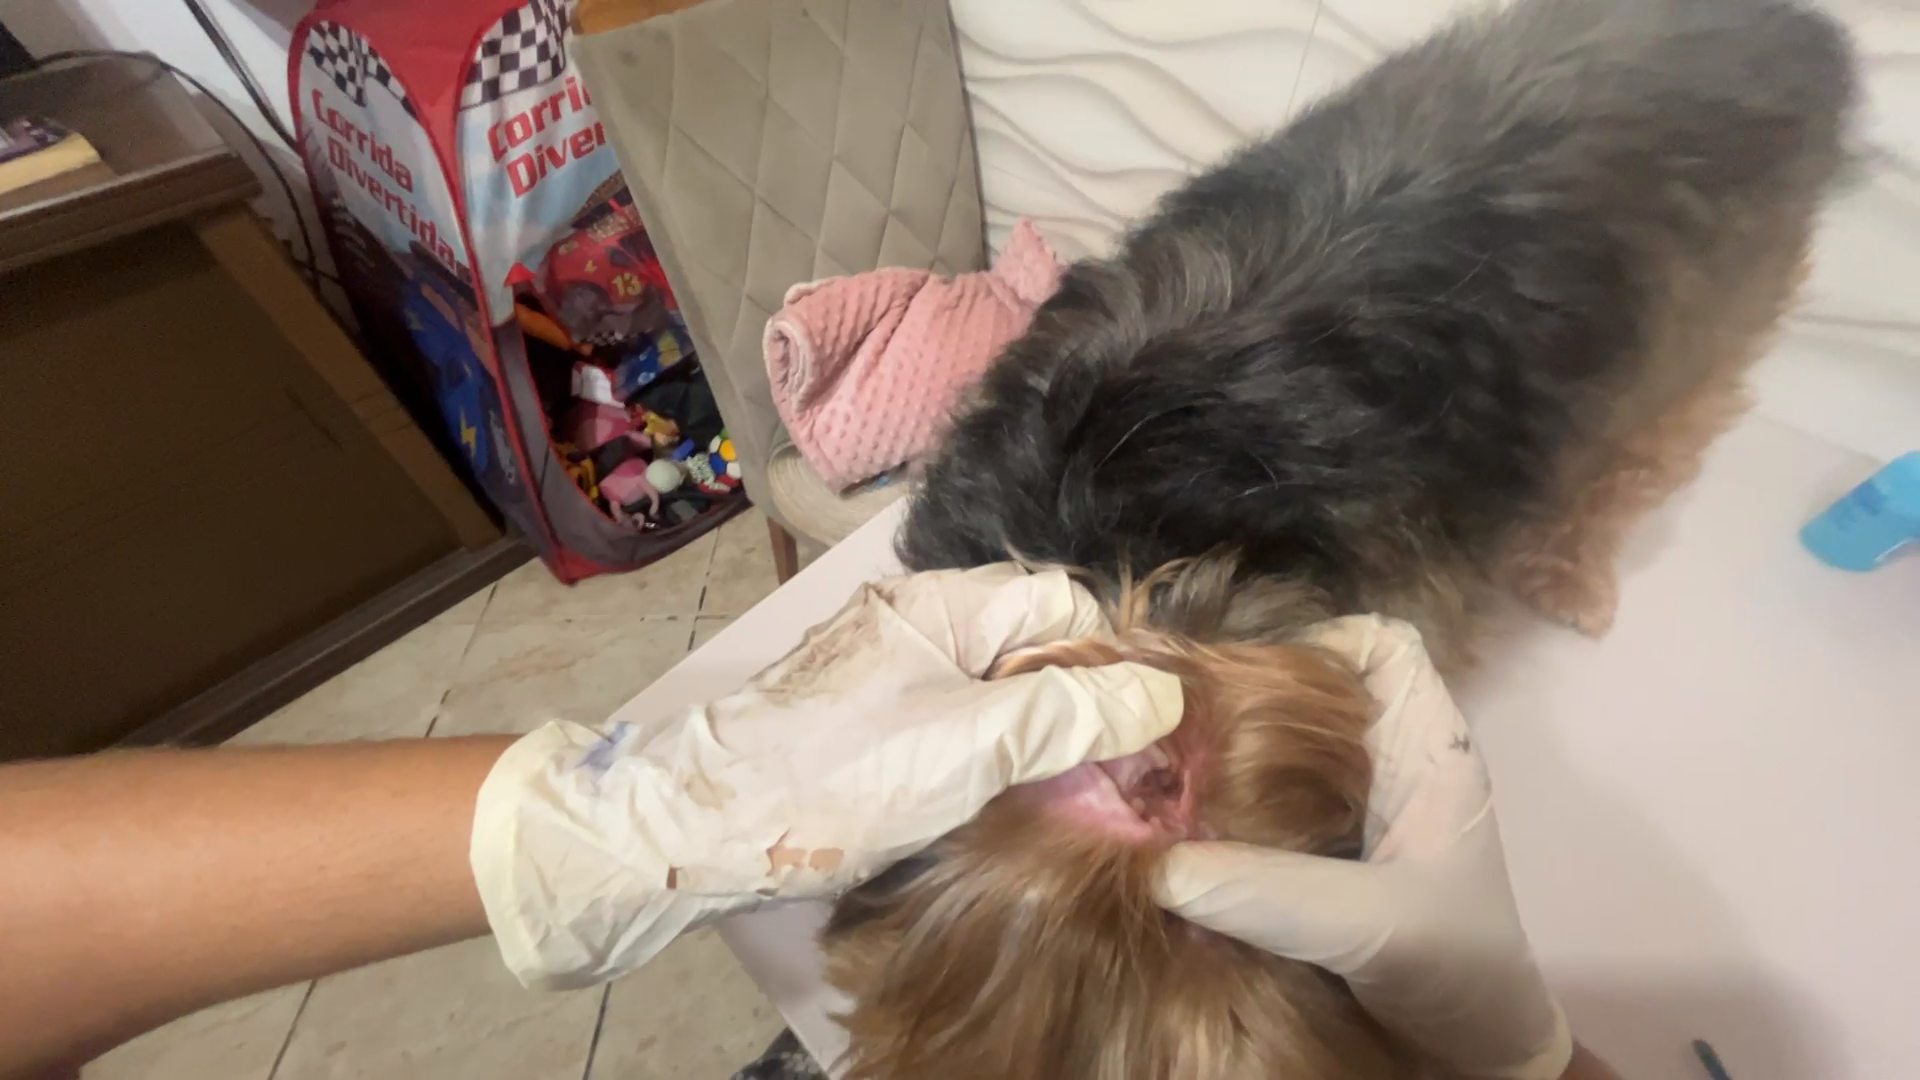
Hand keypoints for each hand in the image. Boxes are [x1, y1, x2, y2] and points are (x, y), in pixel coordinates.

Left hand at [471, 564, 1182, 988]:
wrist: (702, 819)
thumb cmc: (843, 775)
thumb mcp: (971, 747)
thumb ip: (1069, 714)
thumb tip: (1161, 692)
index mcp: (946, 602)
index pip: (1060, 597)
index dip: (1105, 652)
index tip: (1128, 723)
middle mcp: (920, 611)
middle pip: (1029, 632)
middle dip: (1074, 691)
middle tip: (1102, 766)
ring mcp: (892, 652)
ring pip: (995, 670)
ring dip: (1034, 718)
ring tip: (1056, 779)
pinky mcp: (872, 695)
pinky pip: (956, 697)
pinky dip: (990, 732)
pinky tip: (995, 777)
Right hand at [1154, 616, 1571, 1079]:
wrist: (1474, 1053)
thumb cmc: (1456, 975)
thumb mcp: (1367, 930)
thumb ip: (1264, 894)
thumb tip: (1147, 861)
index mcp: (1428, 748)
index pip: (1380, 644)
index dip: (1316, 644)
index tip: (1248, 687)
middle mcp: (1390, 755)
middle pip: (1316, 680)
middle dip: (1249, 691)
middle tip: (1182, 723)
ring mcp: (1358, 794)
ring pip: (1286, 730)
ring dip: (1229, 742)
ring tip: (1172, 762)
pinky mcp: (1328, 832)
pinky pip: (1269, 783)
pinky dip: (1226, 789)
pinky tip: (1189, 812)